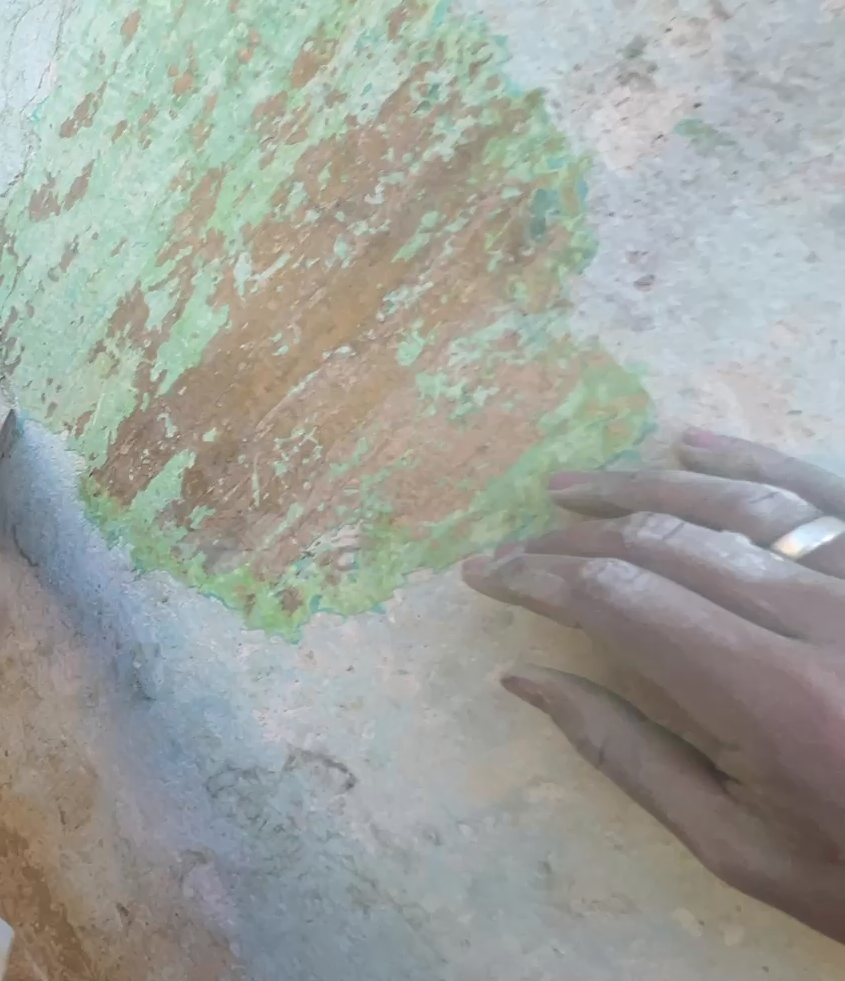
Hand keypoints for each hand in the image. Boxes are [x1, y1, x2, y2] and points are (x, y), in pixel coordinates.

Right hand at [465, 429, 844, 941]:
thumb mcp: (740, 846)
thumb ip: (623, 752)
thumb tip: (522, 677)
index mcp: (775, 695)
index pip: (615, 598)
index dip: (534, 578)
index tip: (482, 574)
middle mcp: (830, 624)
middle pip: (660, 545)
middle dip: (565, 542)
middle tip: (513, 551)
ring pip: (736, 506)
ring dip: (634, 490)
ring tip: (567, 489)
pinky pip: (827, 496)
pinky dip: (749, 464)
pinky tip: (688, 446)